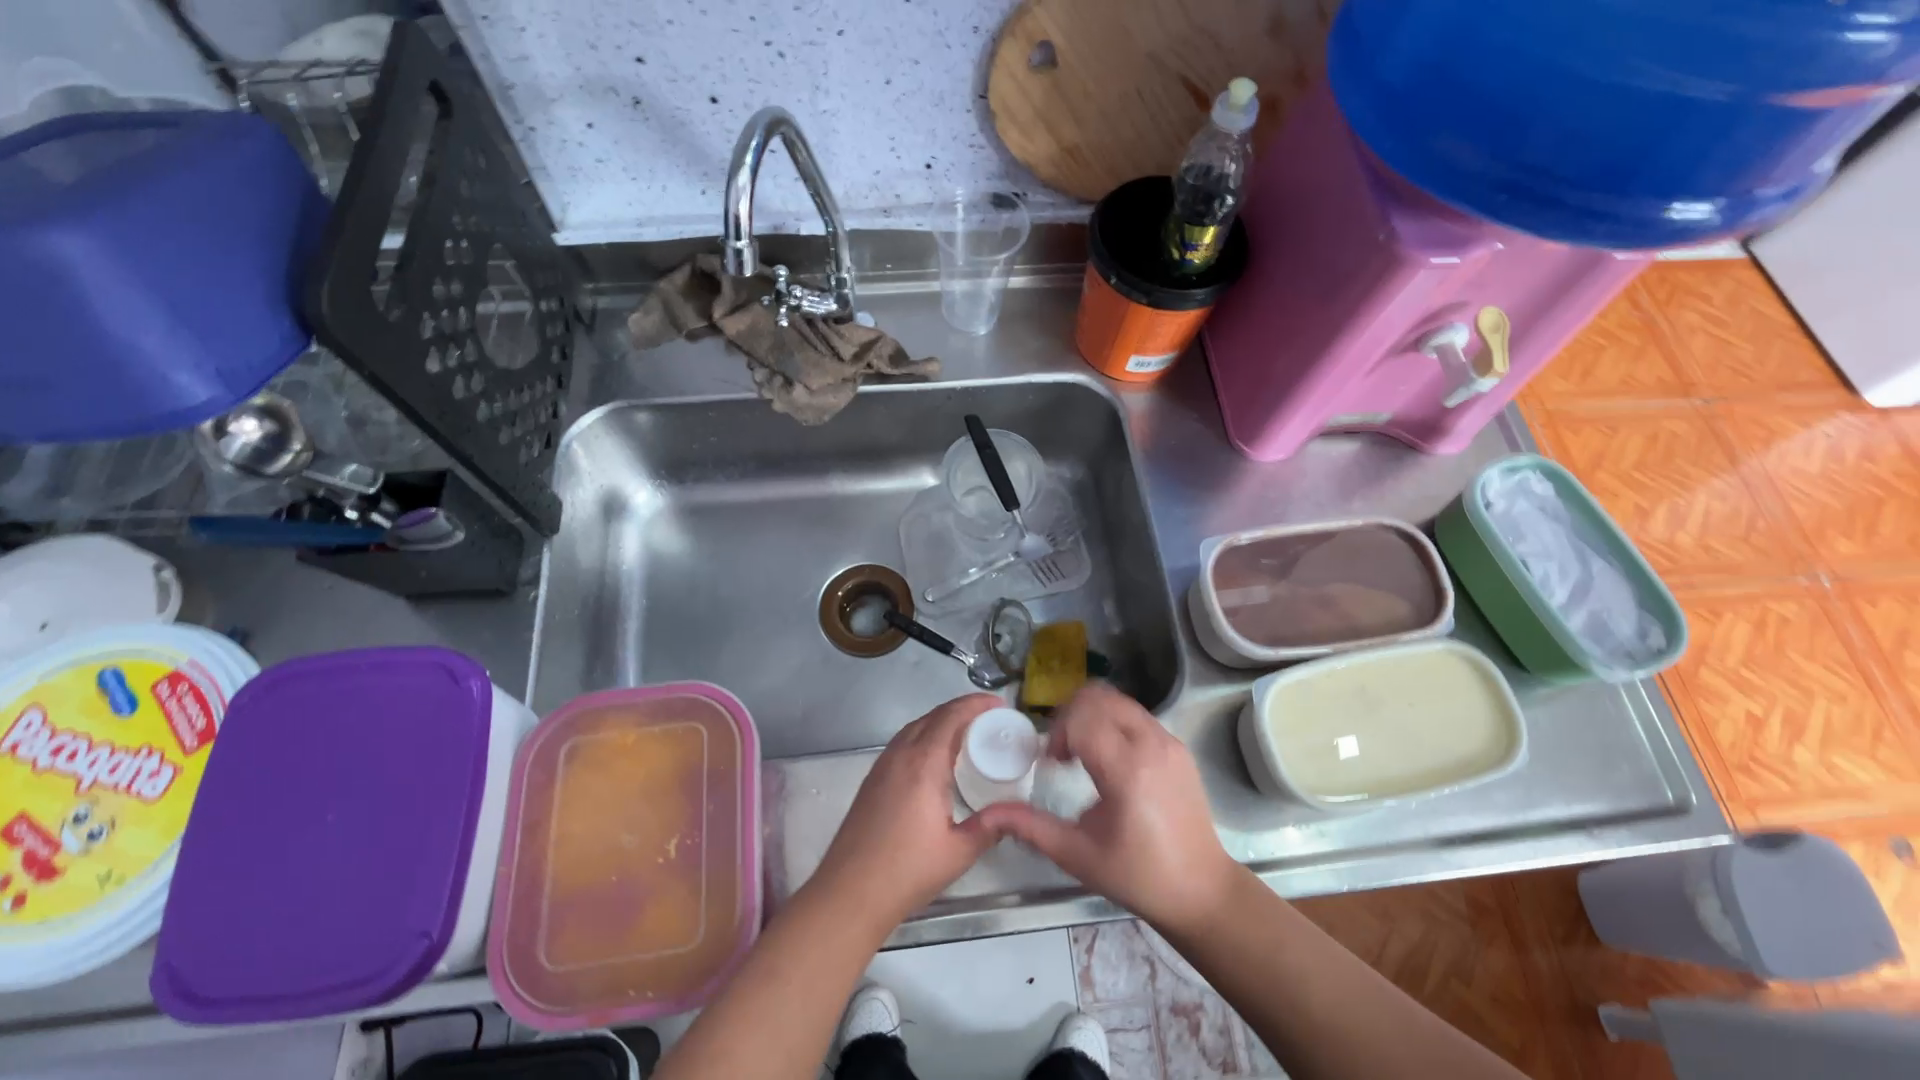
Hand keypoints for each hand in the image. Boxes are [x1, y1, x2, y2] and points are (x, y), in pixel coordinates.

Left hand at [807, 693, 1003, 926]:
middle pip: (931, 717)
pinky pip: (902, 745)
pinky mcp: (871, 782)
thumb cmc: (907, 871)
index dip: (975, 704)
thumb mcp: (959, 852)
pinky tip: (935, 759)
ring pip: (913, 729)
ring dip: (939, 722)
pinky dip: (923, 738)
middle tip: (989, 718)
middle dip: (960, 710)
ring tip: (966, 734)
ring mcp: (881, 768)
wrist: (850, 892)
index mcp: (923, 765)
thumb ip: (990, 827)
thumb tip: (1013, 814)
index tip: (998, 704)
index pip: (950, 717)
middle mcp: (899, 757)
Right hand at [975, 683, 1240, 932]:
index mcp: (1128, 771)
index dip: (1059, 732)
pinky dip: (1114, 723)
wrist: (1200, 889)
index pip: (1083, 718)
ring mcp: (1170, 743)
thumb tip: (987, 814)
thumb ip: (1030, 827)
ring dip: (1093, 716)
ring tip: (1083, 754)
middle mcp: (1152, 745)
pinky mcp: (1179, 747)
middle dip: (1071, 715)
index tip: (1052, 762)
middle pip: (1100, 697)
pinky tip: (1108, 761)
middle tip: (1062, 751)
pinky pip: (1138, 716)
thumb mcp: (1077, 854)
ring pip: (1120, 701)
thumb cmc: (1137, 876)